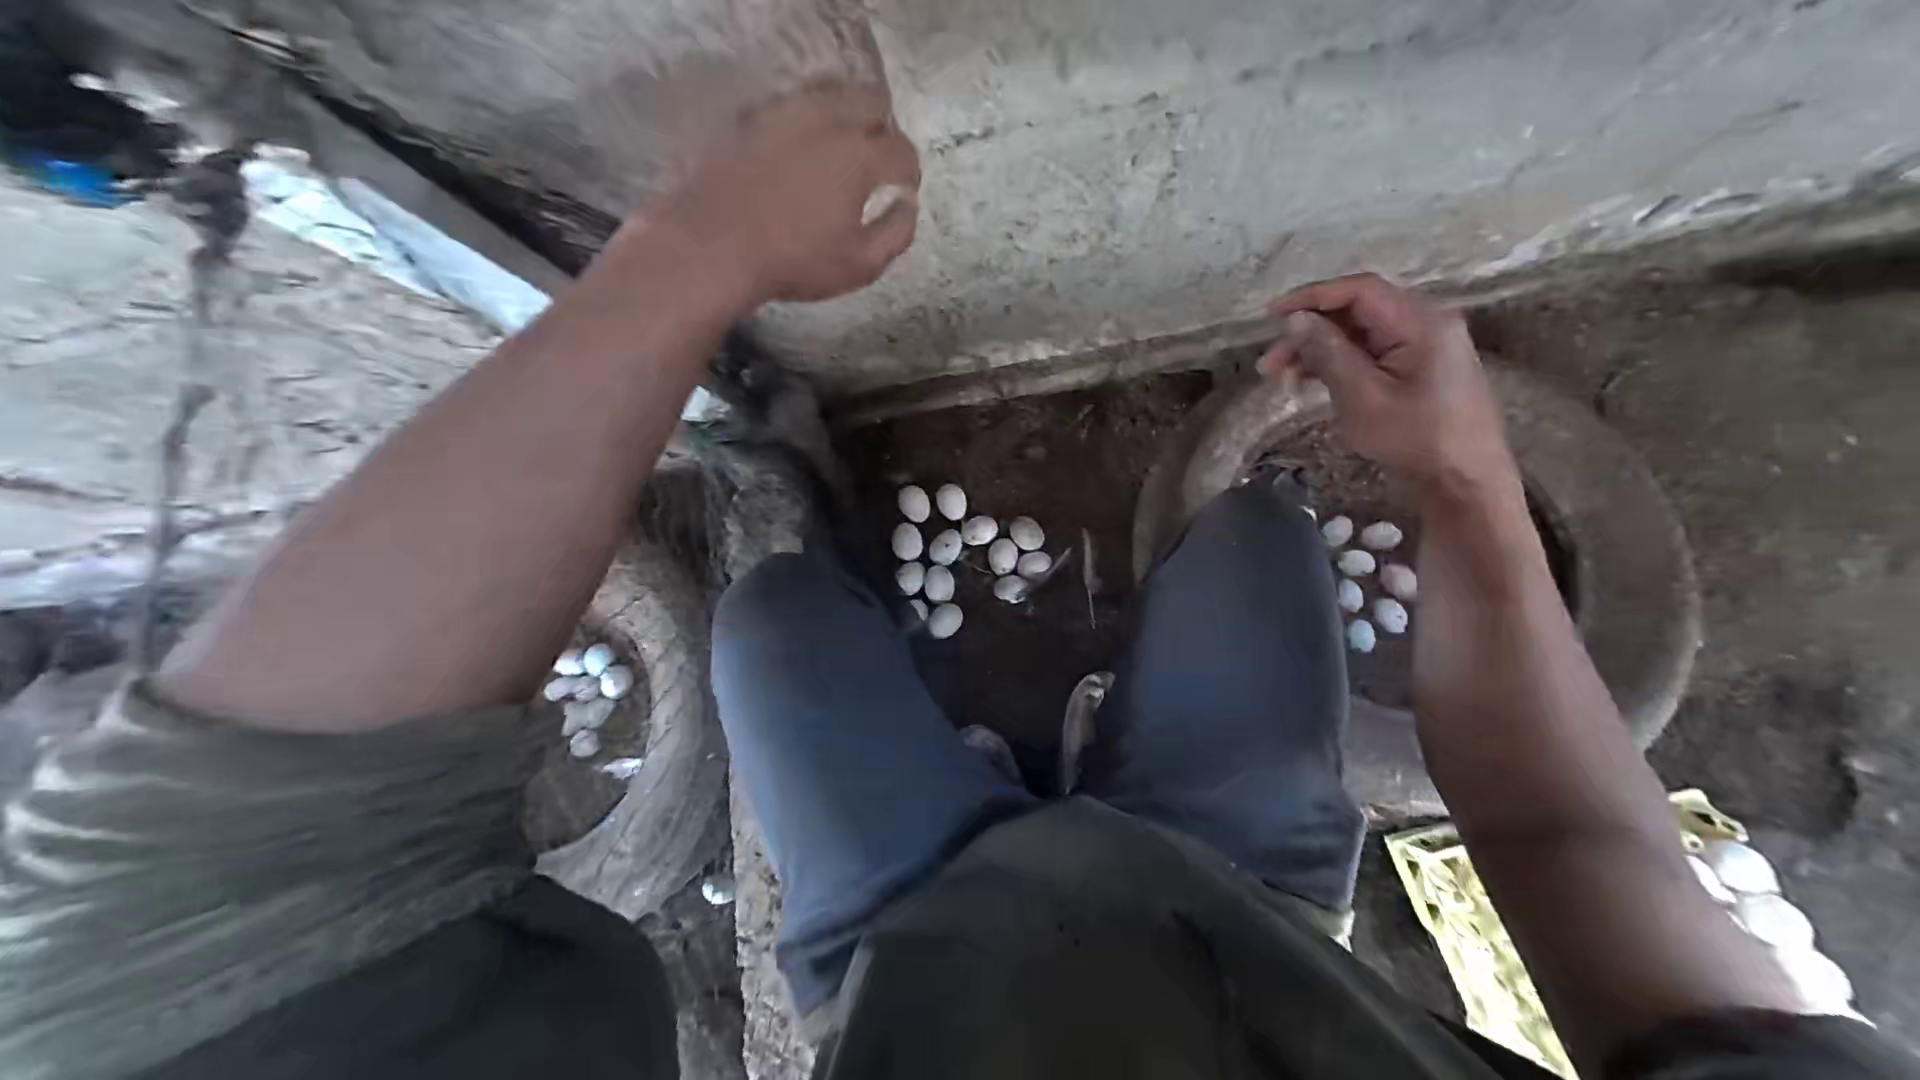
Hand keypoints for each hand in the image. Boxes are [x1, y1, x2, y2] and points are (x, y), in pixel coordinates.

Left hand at [651, 83, 920, 305]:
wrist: (714, 247)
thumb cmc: (795, 262)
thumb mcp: (861, 265)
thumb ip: (896, 233)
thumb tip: (908, 205)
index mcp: (859, 156)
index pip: (902, 150)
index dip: (910, 172)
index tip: (905, 190)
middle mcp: (825, 119)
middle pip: (871, 101)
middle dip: (884, 129)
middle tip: (879, 161)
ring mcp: (784, 112)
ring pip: (830, 93)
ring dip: (846, 117)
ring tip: (841, 150)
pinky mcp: (751, 118)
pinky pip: (791, 106)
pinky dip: (807, 123)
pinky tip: (800, 151)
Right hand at [1259, 273, 1518, 504]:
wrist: (1463, 478)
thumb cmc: (1414, 438)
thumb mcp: (1363, 396)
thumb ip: (1329, 353)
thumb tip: (1297, 320)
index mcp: (1420, 322)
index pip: (1359, 291)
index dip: (1311, 297)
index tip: (1270, 316)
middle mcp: (1424, 323)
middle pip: (1356, 312)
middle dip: (1308, 332)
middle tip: (1269, 364)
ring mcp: (1422, 346)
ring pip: (1358, 334)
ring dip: (1316, 350)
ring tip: (1280, 377)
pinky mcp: (1415, 367)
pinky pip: (1369, 353)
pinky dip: (1336, 363)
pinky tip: (1307, 381)